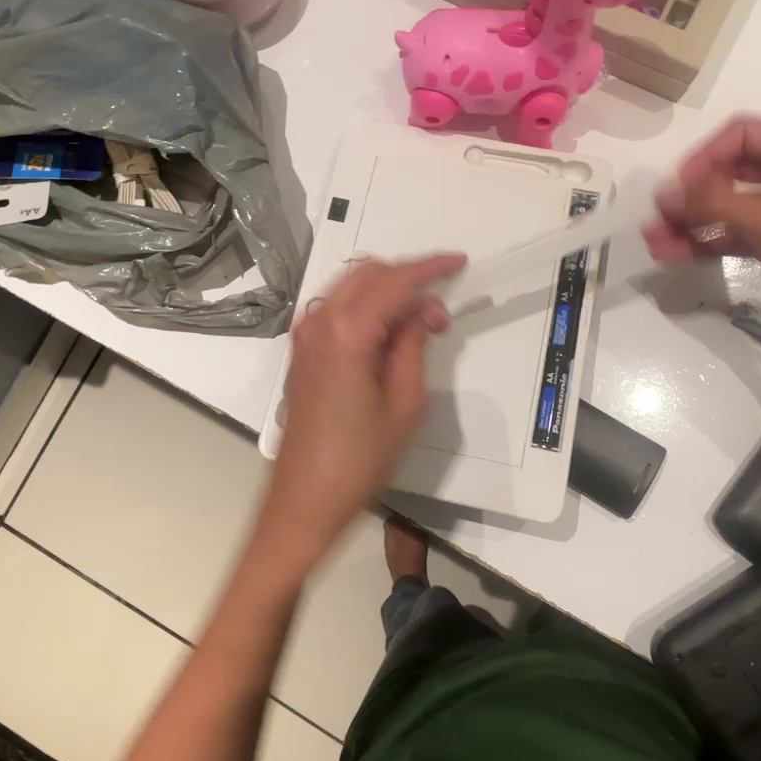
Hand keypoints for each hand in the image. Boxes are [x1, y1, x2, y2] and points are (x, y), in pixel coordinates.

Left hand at [268, 254, 465, 552]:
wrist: (304, 498)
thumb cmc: (359, 459)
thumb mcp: (404, 403)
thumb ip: (414, 345)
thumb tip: (423, 312)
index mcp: (346, 333)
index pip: (394, 281)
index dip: (429, 268)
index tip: (458, 263)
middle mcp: (318, 322)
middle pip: (368, 273)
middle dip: (408, 278)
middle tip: (440, 310)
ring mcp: (304, 335)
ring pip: (350, 286)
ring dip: (386, 291)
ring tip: (420, 323)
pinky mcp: (301, 351)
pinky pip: (336, 307)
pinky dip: (365, 306)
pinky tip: (389, 332)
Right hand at [644, 116, 760, 357]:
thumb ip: (717, 204)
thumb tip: (663, 191)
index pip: (743, 136)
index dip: (704, 157)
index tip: (676, 188)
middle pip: (730, 170)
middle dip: (692, 193)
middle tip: (657, 218)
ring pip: (727, 206)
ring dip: (691, 221)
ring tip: (655, 242)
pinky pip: (732, 234)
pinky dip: (705, 242)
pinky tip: (674, 254)